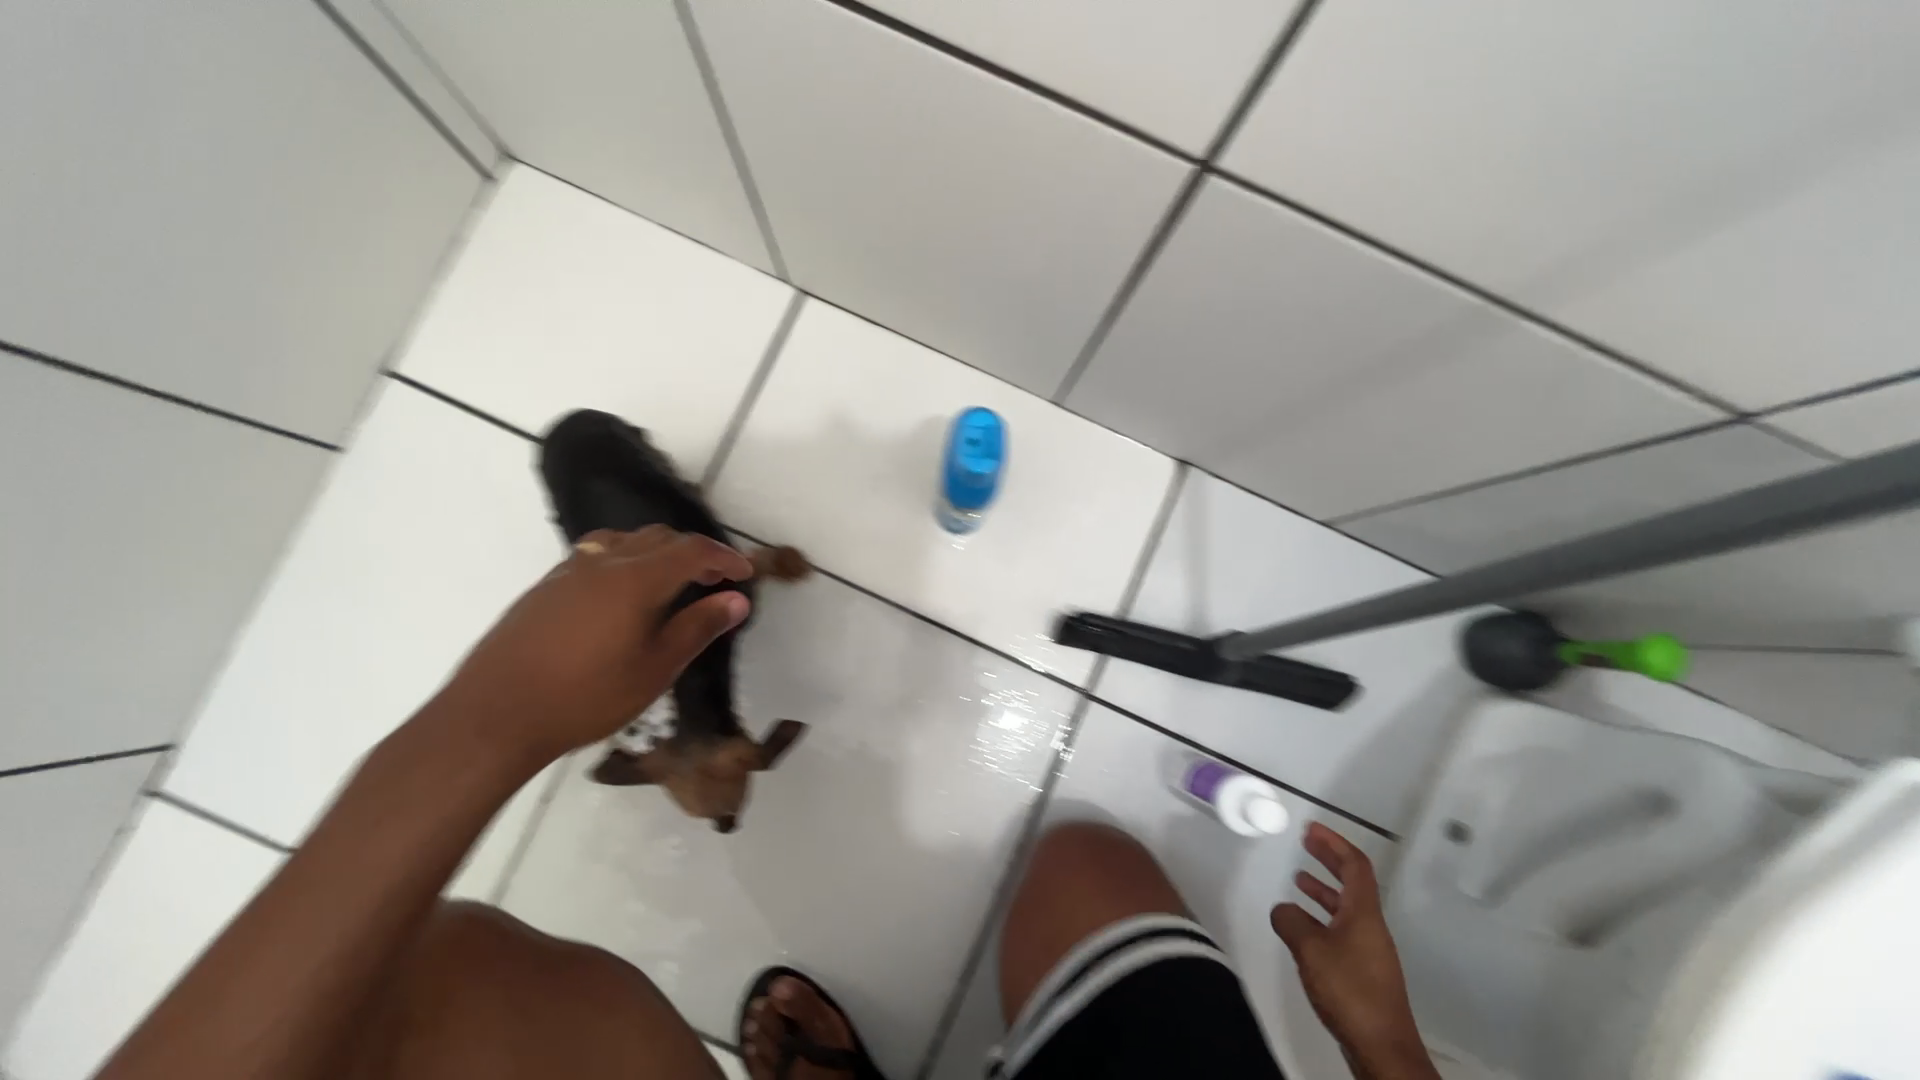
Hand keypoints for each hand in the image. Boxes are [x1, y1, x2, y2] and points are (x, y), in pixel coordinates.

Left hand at [436, 526, 752, 766]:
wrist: (493, 715)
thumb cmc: (585, 697)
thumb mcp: (654, 670)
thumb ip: (697, 628)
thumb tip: (736, 600)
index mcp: (636, 579)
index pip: (692, 550)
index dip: (724, 557)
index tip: (745, 573)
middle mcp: (603, 561)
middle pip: (658, 537)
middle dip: (693, 551)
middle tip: (714, 579)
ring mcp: (568, 571)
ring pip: (624, 541)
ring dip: (656, 552)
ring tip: (671, 582)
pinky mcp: (544, 588)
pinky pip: (596, 556)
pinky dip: (625, 562)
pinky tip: (622, 598)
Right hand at [1271, 823, 1437, 1079]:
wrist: (1382, 1048)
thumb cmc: (1349, 990)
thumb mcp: (1310, 949)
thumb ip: (1290, 921)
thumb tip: (1283, 910)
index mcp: (1363, 913)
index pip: (1355, 866)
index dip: (1334, 843)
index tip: (1313, 829)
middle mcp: (1370, 926)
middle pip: (1354, 882)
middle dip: (1330, 859)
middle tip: (1307, 842)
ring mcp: (1370, 950)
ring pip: (1347, 907)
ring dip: (1324, 889)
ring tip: (1299, 880)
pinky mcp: (1364, 972)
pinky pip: (1342, 928)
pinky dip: (1322, 915)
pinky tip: (1304, 927)